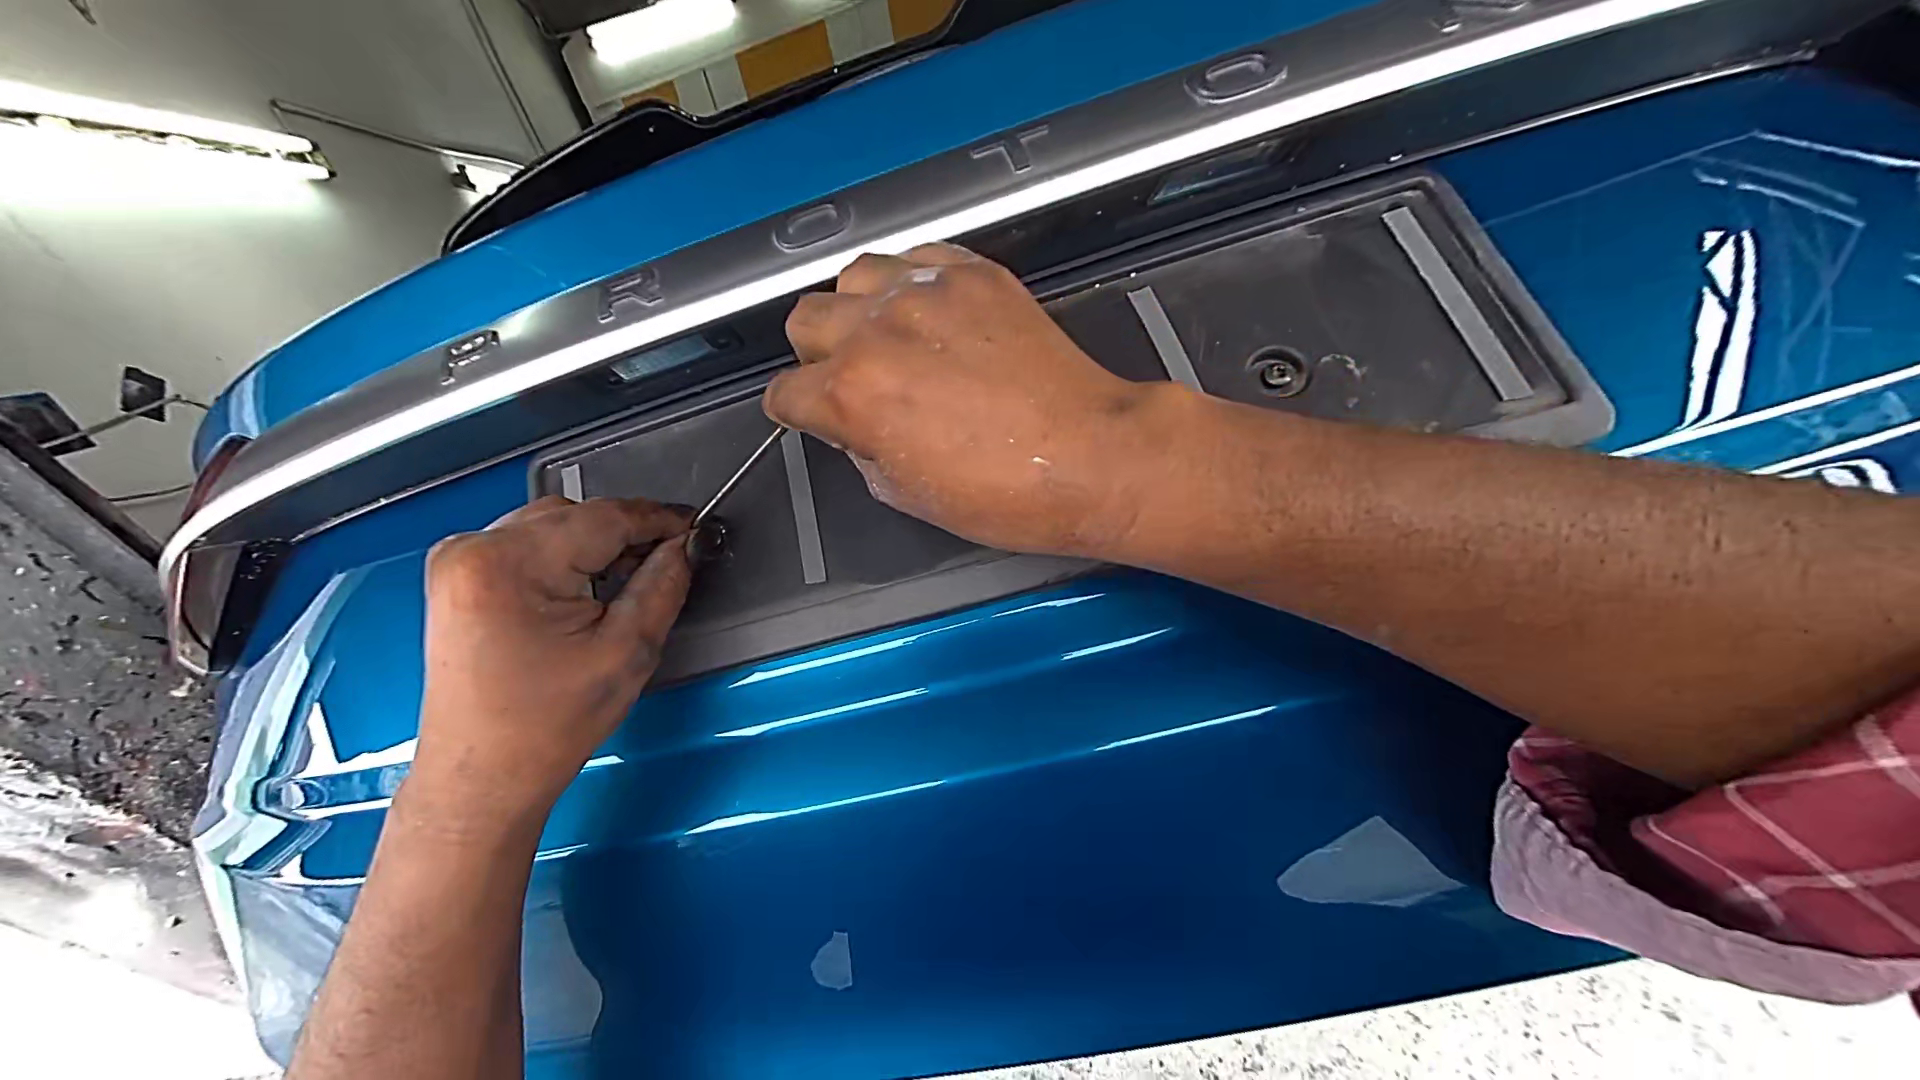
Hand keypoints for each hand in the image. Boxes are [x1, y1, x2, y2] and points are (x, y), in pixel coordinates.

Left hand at [413, 496, 692, 816]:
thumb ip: (665, 583)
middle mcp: (472, 551)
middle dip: (631, 534)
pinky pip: (531, 541)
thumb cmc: (543, 728)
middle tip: (671, 560)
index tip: (694, 526)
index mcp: (509, 565)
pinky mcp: (460, 576)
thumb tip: (686, 544)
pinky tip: (591, 587)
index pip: (606, 516)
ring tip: (629, 582)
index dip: (660, 519)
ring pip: (556, 523)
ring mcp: (458, 561)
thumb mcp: (629, 650)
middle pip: (579, 514)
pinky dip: (571, 554)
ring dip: (601, 544)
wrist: (483, 774)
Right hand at [765, 243, 1178, 556]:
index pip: (785, 391)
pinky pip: (917, 257)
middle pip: (805, 320)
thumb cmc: (1009, 493)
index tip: (809, 414)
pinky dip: (911, 284)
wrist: (1091, 459)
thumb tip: (853, 427)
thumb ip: (862, 449)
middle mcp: (880, 332)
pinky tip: (930, 316)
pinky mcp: (976, 276)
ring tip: (890, 340)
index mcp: (853, 395)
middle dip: (818, 355)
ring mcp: (929, 294)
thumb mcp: (908, 494)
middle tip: (850, 379)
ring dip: (858, 310)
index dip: (795, 411)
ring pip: (854, 277)